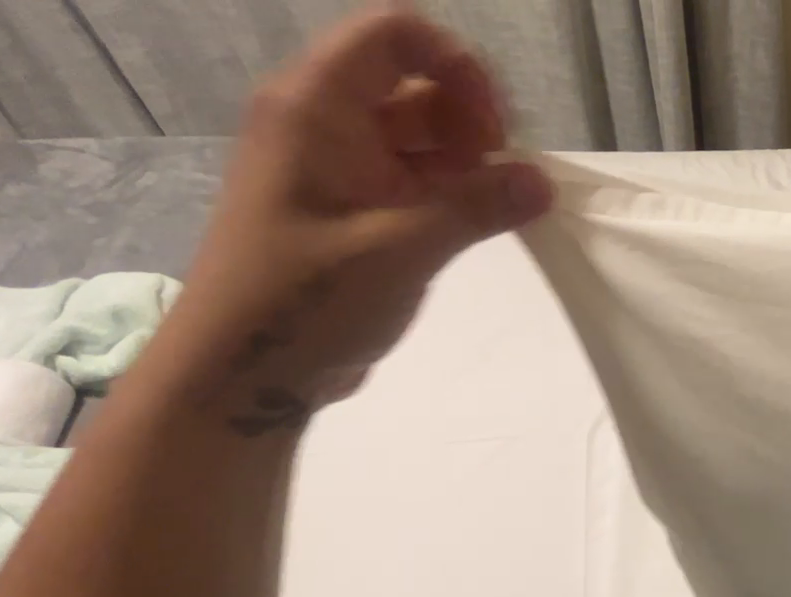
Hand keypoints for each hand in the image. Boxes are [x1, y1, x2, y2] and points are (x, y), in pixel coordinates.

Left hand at [154, 6, 552, 436]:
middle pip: (414, 83)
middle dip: (471, 122)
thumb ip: (477, 208)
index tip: (499, 132)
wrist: (248, 369)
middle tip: (503, 181)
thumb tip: (542, 181)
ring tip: (496, 210)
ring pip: (417, 135)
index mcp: (317, 106)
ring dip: (466, 162)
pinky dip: (450, 192)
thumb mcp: (402, 249)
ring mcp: (338, 167)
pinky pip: (411, 177)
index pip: (396, 34)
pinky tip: (476, 225)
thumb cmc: (309, 299)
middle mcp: (324, 122)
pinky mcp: (352, 209)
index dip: (459, 66)